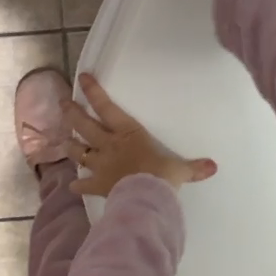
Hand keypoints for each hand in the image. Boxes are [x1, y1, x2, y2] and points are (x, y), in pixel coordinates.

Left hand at [66, 73, 216, 195]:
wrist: (146, 197)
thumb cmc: (161, 175)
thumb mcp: (179, 169)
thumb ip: (193, 167)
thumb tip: (213, 167)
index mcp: (128, 133)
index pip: (107, 107)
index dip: (94, 91)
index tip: (82, 78)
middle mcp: (109, 145)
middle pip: (85, 125)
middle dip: (72, 113)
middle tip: (62, 104)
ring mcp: (100, 165)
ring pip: (79, 151)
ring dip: (70, 146)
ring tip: (63, 141)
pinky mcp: (98, 185)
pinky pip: (84, 184)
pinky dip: (77, 185)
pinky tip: (72, 186)